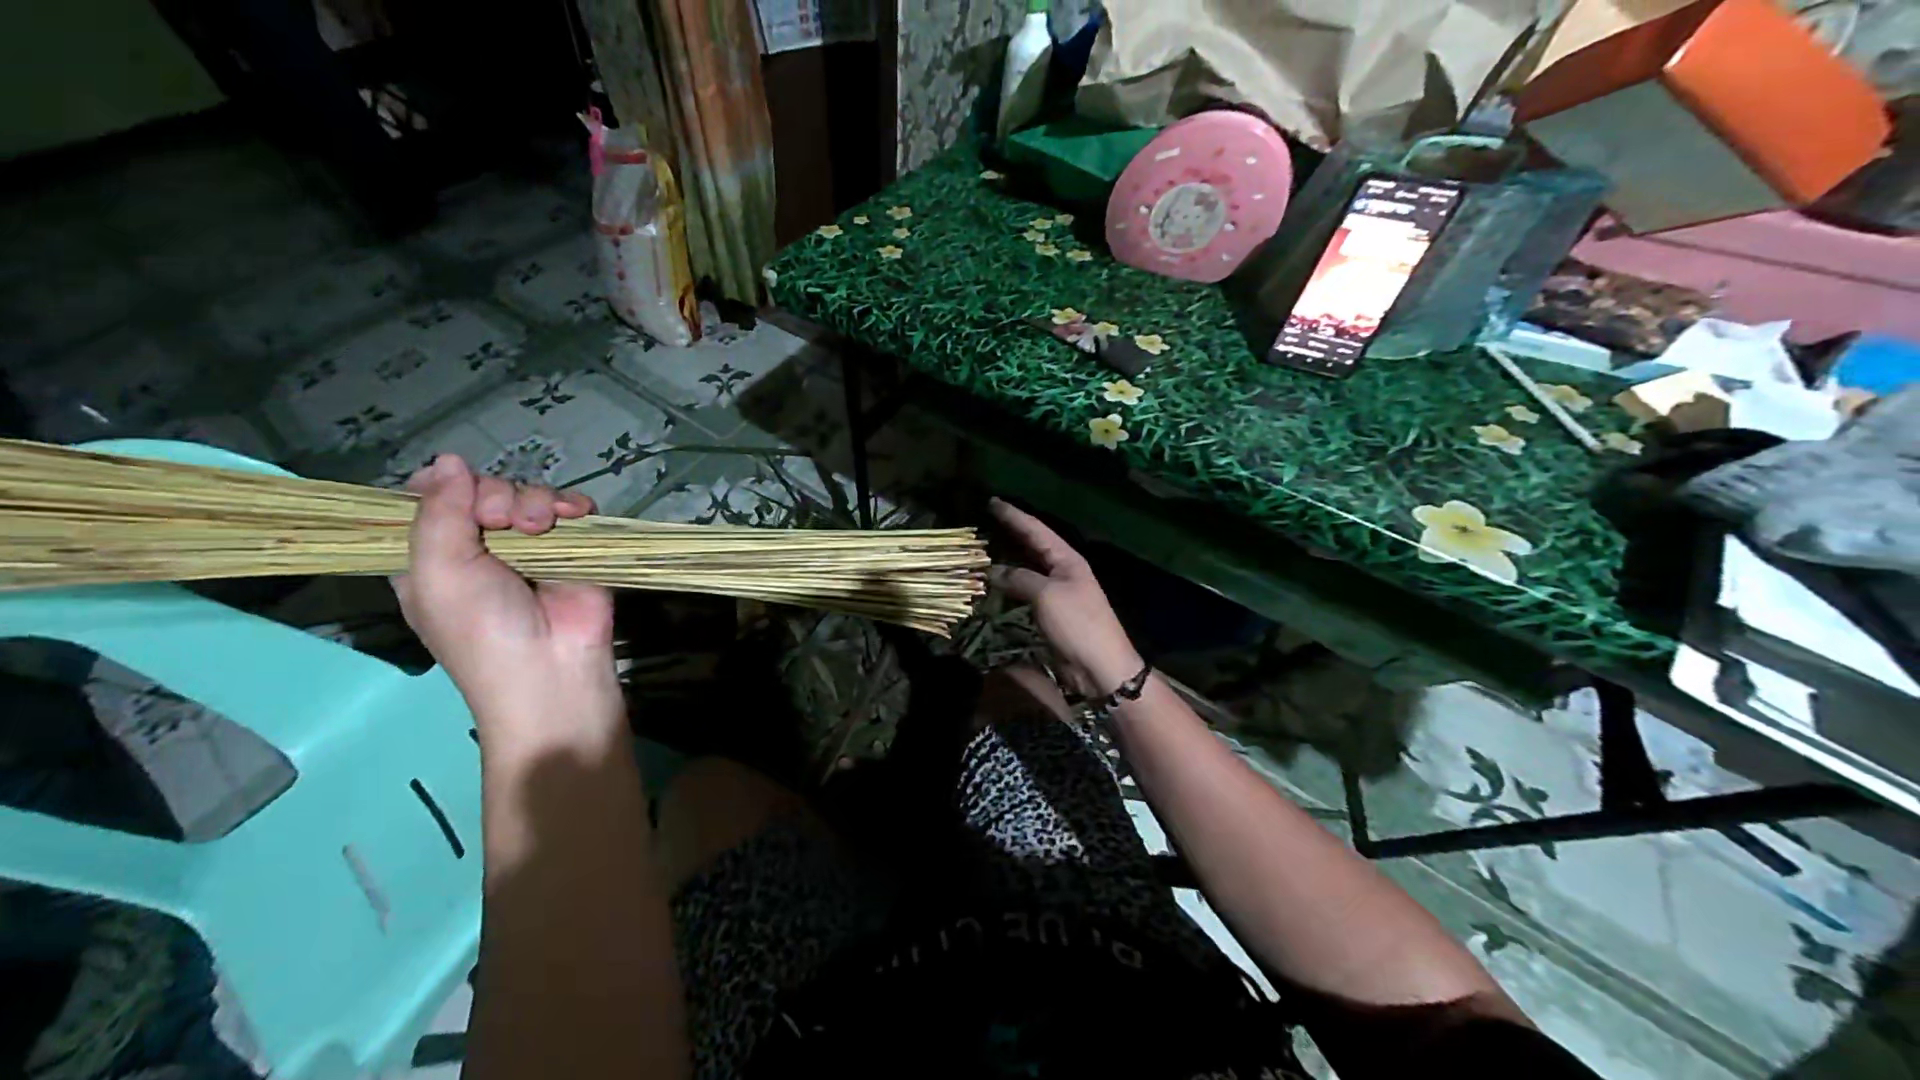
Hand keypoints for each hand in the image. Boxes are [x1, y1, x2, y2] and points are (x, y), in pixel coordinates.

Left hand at [393, 454, 620, 746]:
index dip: (445, 487)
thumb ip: (438, 512)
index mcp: (436, 553)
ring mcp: (533, 545)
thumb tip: (449, 459)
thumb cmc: (481, 628)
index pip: (433, 498)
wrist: (552, 666)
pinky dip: (574, 505)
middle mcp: (483, 545)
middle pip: (485, 488)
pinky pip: (573, 508)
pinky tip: (573, 516)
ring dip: (534, 501)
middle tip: (500, 523)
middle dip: (495, 496)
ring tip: (539, 527)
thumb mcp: (438, 572)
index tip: (456, 496)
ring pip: (530, 493)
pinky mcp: (576, 548)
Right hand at [988, 498, 1142, 698]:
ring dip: (1003, 563)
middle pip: (1031, 547)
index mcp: (1066, 560)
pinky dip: (1006, 589)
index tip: (991, 501)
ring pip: (1024, 571)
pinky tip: (990, 588)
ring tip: (980, 553)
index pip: (1035, 530)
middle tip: (982, 523)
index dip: (1013, 515)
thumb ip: (1019, 579)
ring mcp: (1055, 595)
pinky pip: (1022, 595)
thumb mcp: (1047, 595)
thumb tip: (992, 571)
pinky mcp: (1048, 616)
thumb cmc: (1078, 624)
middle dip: (1008, 535)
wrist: (1101, 668)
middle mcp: (1061, 572)